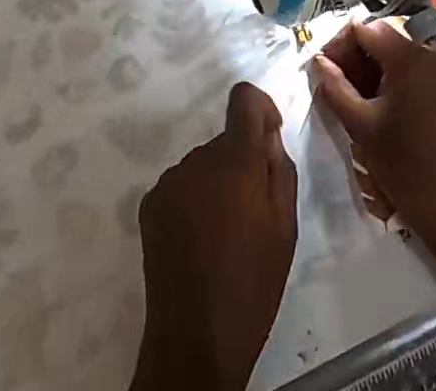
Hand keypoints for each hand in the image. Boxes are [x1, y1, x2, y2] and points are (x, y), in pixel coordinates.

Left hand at [131, 83, 297, 390]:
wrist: (196, 336)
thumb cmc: (254, 279)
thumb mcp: (286, 222)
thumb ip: (280, 168)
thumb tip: (267, 138)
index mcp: (236, 160)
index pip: (243, 99)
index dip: (261, 107)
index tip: (270, 136)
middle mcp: (197, 160)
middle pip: (227, 138)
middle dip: (244, 159)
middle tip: (256, 207)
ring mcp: (169, 183)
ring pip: (205, 162)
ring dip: (220, 179)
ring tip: (228, 229)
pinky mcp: (150, 205)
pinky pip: (183, 183)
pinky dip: (197, 196)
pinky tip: (202, 237)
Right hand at [312, 20, 435, 236]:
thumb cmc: (400, 163)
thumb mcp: (360, 124)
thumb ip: (335, 86)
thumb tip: (319, 61)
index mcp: (411, 58)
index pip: (369, 29)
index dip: (344, 43)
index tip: (329, 67)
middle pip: (393, 39)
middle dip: (366, 56)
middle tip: (346, 83)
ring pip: (414, 53)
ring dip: (390, 66)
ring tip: (372, 96)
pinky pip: (434, 68)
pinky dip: (414, 77)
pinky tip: (402, 104)